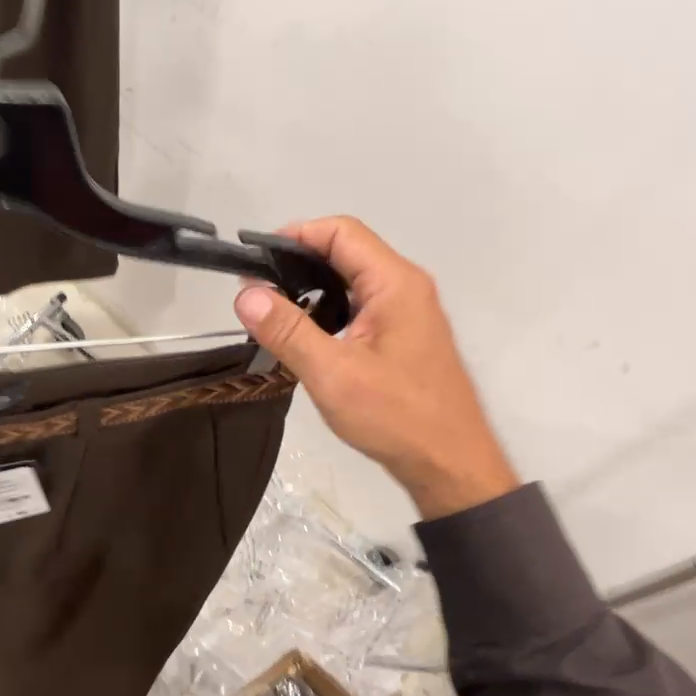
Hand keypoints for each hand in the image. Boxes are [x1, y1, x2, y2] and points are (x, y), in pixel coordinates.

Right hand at [235, 216, 518, 519]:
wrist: (448, 462)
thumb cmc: (395, 416)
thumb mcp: (332, 373)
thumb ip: (288, 331)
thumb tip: (246, 294)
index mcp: (395, 283)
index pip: (341, 233)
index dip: (296, 235)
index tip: (255, 258)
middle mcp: (405, 288)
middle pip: (347, 253)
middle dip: (298, 263)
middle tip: (256, 291)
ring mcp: (407, 314)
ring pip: (352, 283)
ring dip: (312, 290)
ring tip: (273, 315)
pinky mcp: (403, 339)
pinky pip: (360, 309)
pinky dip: (329, 313)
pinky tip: (305, 341)